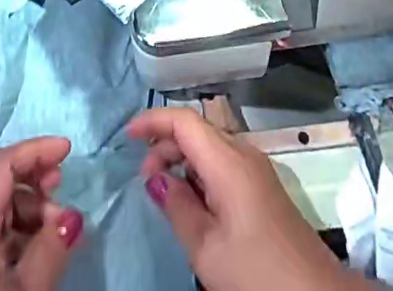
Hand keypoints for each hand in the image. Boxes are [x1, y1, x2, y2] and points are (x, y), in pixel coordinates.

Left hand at [0, 137, 84, 290]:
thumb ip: (50, 250)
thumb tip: (71, 216)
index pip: (0, 164)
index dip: (35, 150)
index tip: (68, 149)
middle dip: (27, 170)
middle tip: (60, 182)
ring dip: (23, 201)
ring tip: (55, 226)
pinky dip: (11, 222)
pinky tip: (35, 244)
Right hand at [128, 108, 373, 290]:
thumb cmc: (258, 273)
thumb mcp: (206, 248)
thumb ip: (175, 205)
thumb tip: (157, 179)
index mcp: (228, 162)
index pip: (183, 119)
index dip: (151, 120)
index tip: (127, 137)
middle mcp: (245, 155)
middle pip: (196, 130)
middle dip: (164, 144)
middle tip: (146, 179)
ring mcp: (258, 171)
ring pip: (209, 146)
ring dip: (182, 159)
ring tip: (166, 192)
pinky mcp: (265, 188)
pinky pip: (224, 163)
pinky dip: (200, 172)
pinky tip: (193, 202)